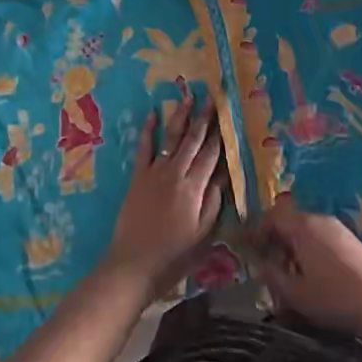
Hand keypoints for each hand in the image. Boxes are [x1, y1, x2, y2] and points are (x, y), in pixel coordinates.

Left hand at [101, 98, 223, 295]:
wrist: (134, 263)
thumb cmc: (174, 255)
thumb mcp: (203, 234)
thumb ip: (213, 202)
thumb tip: (223, 175)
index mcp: (194, 187)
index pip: (211, 154)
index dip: (220, 134)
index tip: (227, 115)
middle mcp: (176, 173)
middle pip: (193, 140)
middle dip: (204, 118)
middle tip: (213, 98)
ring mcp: (155, 172)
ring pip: (171, 138)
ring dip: (180, 116)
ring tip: (188, 97)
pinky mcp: (138, 176)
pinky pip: (144, 147)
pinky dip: (148, 129)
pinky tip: (152, 114)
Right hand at [251, 195, 361, 340]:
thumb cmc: (334, 299)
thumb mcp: (295, 294)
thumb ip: (272, 276)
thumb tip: (263, 264)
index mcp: (302, 226)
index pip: (272, 217)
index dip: (258, 232)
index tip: (252, 250)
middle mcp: (319, 219)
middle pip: (290, 222)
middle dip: (277, 242)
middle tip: (271, 266)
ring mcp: (339, 228)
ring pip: (307, 231)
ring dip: (295, 248)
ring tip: (294, 275)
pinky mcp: (353, 241)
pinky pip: (323, 238)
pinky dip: (312, 251)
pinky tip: (317, 276)